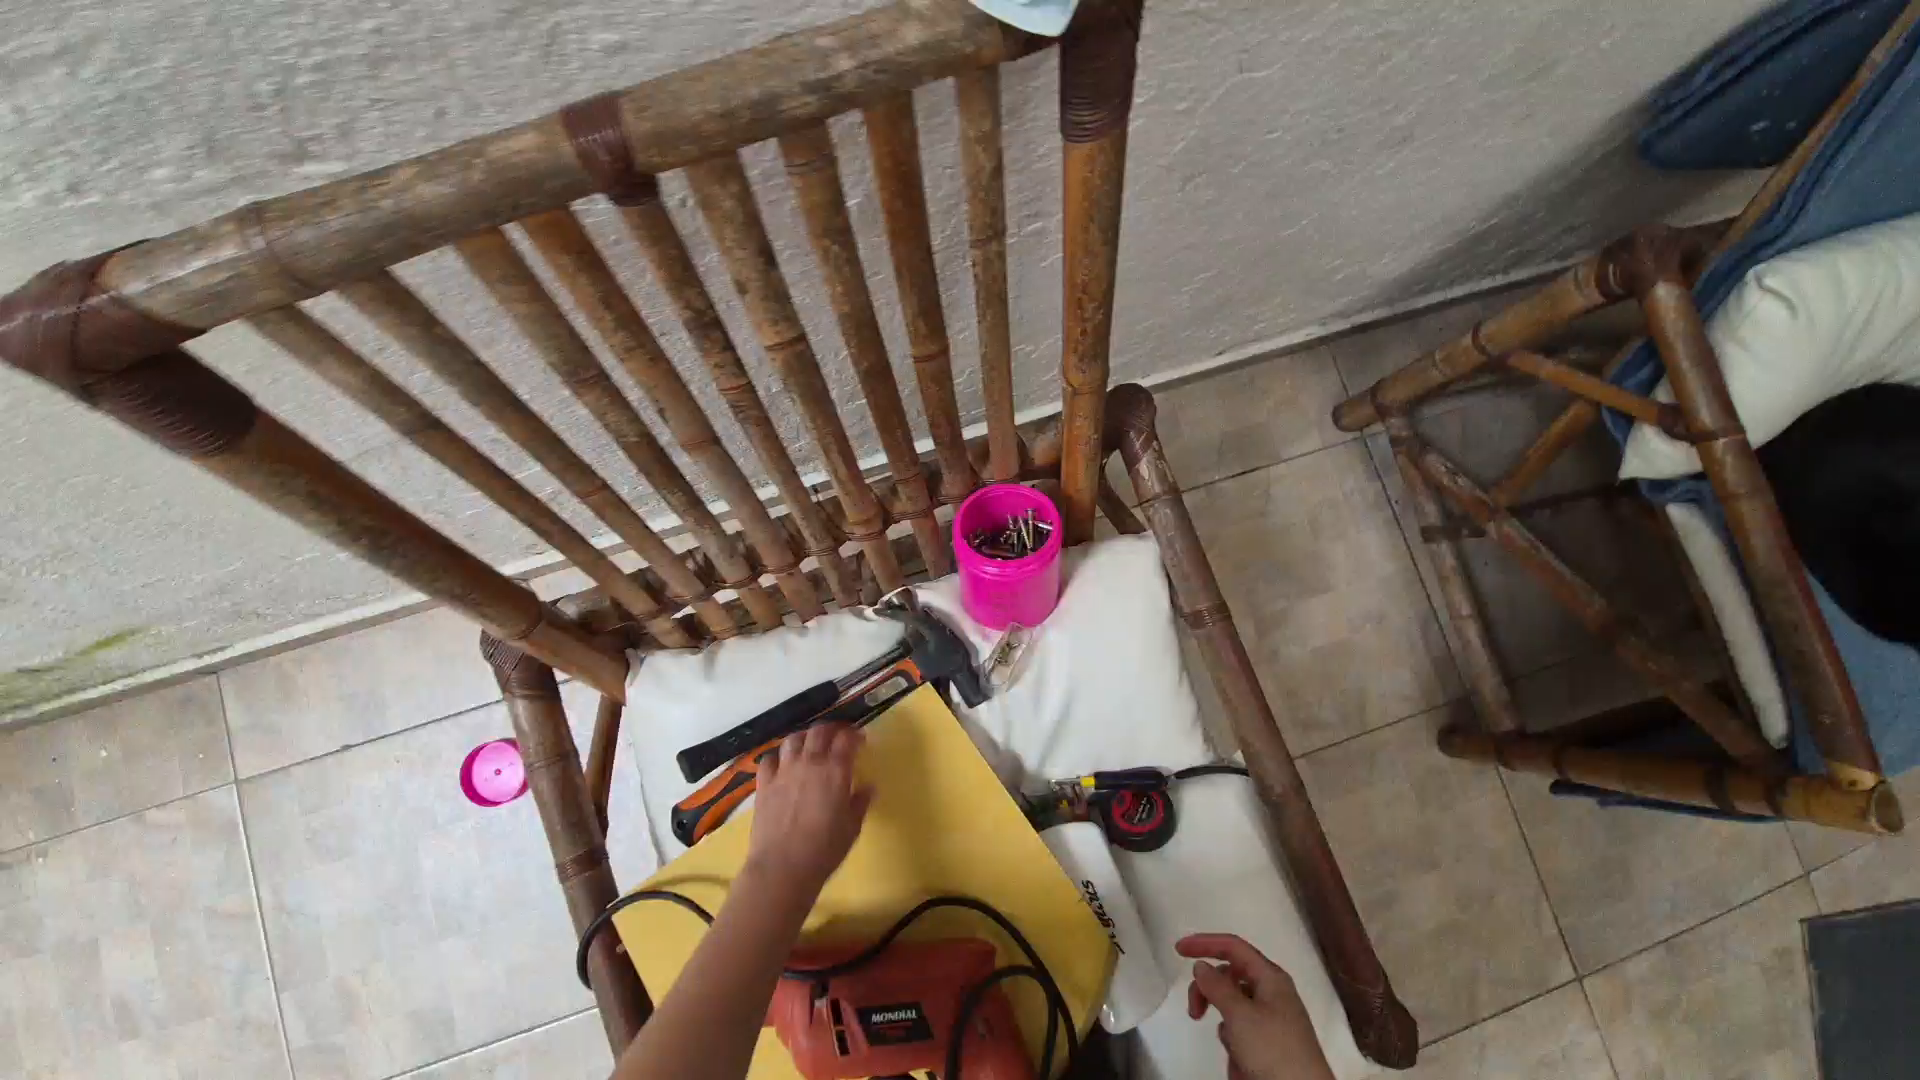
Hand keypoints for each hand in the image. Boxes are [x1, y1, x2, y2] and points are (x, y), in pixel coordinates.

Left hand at [745, 724, 873, 894]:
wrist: (782, 867)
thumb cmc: (824, 850)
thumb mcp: (852, 827)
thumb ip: (860, 802)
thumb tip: (868, 787)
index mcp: (835, 770)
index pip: (847, 739)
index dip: (855, 735)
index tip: (860, 740)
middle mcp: (809, 762)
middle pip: (820, 731)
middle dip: (832, 730)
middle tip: (838, 738)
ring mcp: (784, 770)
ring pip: (793, 739)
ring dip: (805, 737)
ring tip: (810, 745)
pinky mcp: (764, 783)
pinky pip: (769, 759)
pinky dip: (779, 757)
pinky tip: (783, 765)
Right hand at [1177, 933, 1334, 1079]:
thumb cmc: (1273, 1050)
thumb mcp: (1240, 1015)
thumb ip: (1216, 986)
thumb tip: (1201, 965)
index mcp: (1270, 977)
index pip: (1233, 946)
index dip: (1204, 943)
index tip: (1177, 951)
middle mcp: (1271, 992)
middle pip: (1229, 975)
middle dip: (1208, 989)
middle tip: (1194, 1011)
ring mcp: (1270, 1018)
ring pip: (1232, 1004)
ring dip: (1223, 1019)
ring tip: (1230, 1045)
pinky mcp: (1267, 1042)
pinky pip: (1240, 1028)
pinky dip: (1234, 1039)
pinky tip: (1241, 1060)